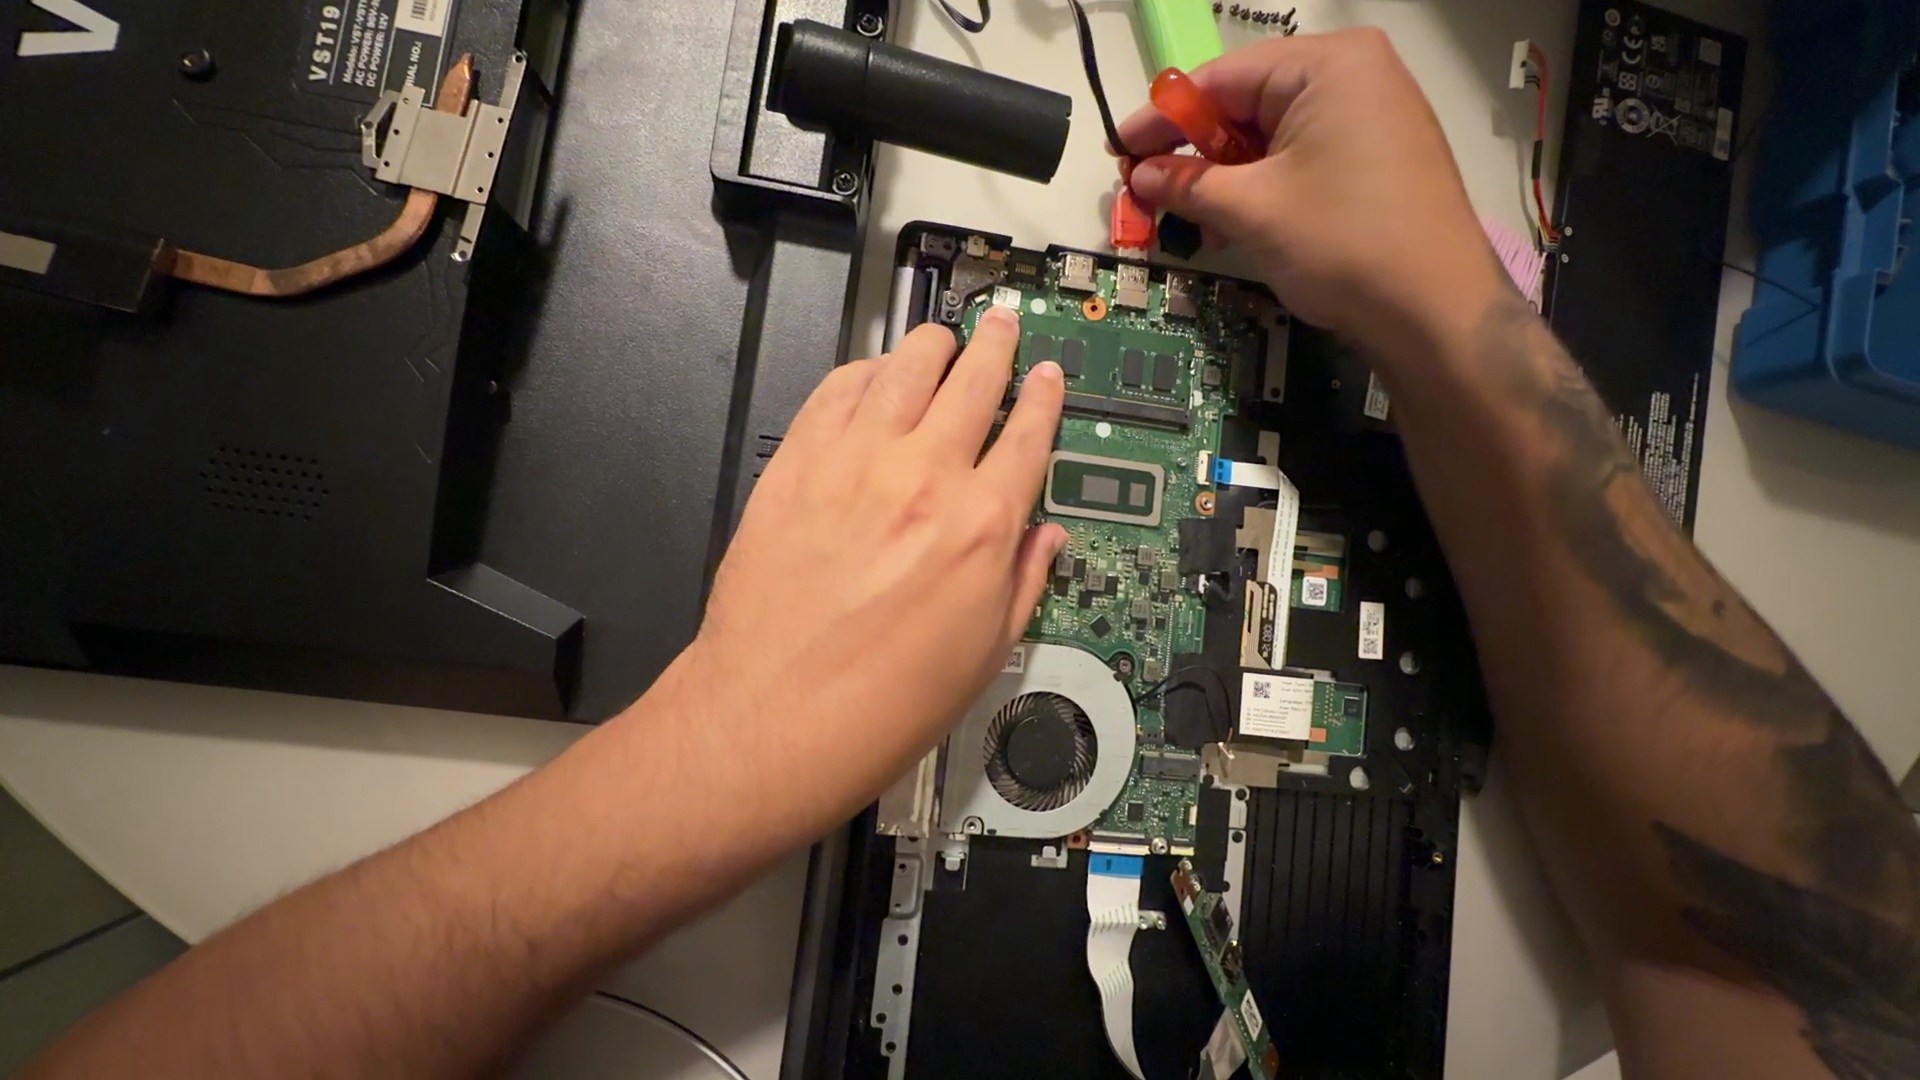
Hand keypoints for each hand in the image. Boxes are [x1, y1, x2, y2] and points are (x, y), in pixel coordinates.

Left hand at [685, 310, 1067, 830]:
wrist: (775, 715)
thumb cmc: (883, 703)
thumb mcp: (984, 654)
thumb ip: (1023, 581)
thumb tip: (1046, 538)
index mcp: (982, 526)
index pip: (1027, 436)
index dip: (1042, 397)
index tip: (1045, 377)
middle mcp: (924, 479)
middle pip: (973, 383)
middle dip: (995, 346)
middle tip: (1000, 326)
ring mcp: (856, 464)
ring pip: (905, 370)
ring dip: (931, 344)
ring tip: (941, 337)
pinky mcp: (797, 465)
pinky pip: (835, 393)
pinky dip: (862, 372)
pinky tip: (872, 374)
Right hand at [1119, 30, 1505, 350]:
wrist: (1431, 306)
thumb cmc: (1341, 243)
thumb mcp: (1251, 210)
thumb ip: (1187, 184)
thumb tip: (1139, 175)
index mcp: (1326, 66)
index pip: (1221, 78)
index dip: (1161, 117)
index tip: (1118, 150)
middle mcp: (1352, 76)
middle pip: (1245, 105)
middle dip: (1193, 153)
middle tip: (1147, 189)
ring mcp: (1367, 117)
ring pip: (1268, 138)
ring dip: (1222, 178)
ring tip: (1191, 219)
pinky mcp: (1371, 158)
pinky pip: (1296, 159)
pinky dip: (1257, 188)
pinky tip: (1231, 223)